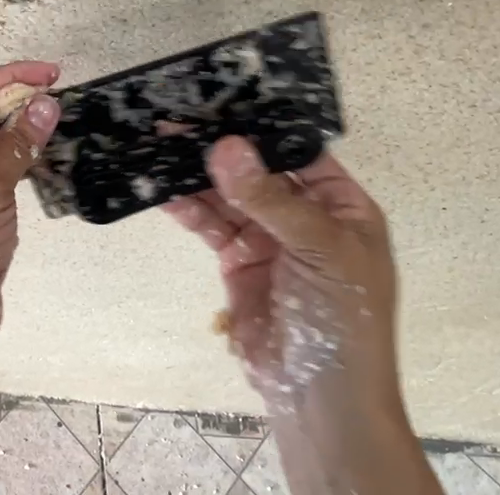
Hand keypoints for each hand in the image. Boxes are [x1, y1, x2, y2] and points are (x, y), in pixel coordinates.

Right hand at [164, 137, 398, 416]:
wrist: (319, 400)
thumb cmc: (341, 318)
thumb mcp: (317, 250)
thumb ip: (269, 198)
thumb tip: (225, 145)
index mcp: (341, 206)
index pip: (298, 151)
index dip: (260, 127)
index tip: (216, 100)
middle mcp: (303, 215)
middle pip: (255, 170)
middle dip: (218, 149)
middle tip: (174, 121)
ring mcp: (267, 238)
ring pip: (227, 195)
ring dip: (195, 175)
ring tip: (158, 147)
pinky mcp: (237, 261)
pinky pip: (210, 224)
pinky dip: (187, 208)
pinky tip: (162, 191)